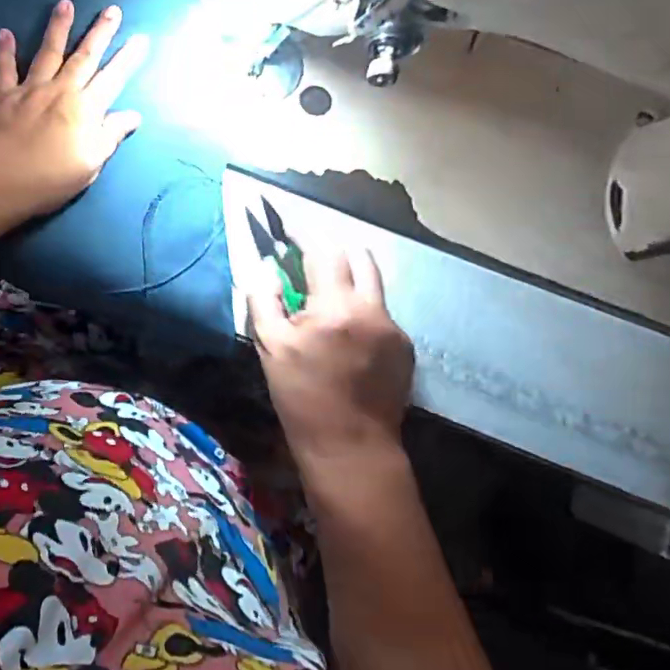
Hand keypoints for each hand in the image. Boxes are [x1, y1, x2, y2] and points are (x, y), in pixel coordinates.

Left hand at [0, 0, 148, 221]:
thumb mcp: (90, 165)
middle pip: (84, 57)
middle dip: (100, 32)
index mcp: (85, 109)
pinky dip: (4, 51)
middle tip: (111, 10)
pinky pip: (4, 70)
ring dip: (57, 28)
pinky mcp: (2, 98)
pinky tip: (4, 33)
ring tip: (65, 4)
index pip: (113, 78)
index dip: (128, 58)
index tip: (141, 38)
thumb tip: (133, 115)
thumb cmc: (49, 180)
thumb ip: (110, 136)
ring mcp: (29, 91)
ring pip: (47, 53)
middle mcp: (59, 91)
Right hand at [246, 243, 413, 468]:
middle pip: (360, 258)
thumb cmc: (300, 394)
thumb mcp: (269, 346)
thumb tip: (266, 269)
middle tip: (307, 254)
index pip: (324, 252)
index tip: (288, 227)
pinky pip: (379, 310)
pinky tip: (340, 328)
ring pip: (373, 284)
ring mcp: (394, 328)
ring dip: (348, 275)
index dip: (304, 234)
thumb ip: (265, 300)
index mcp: (335, 309)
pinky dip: (357, 305)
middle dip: (332, 248)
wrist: (350, 443)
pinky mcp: (405, 346)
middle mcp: (372, 311)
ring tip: (323, 289)